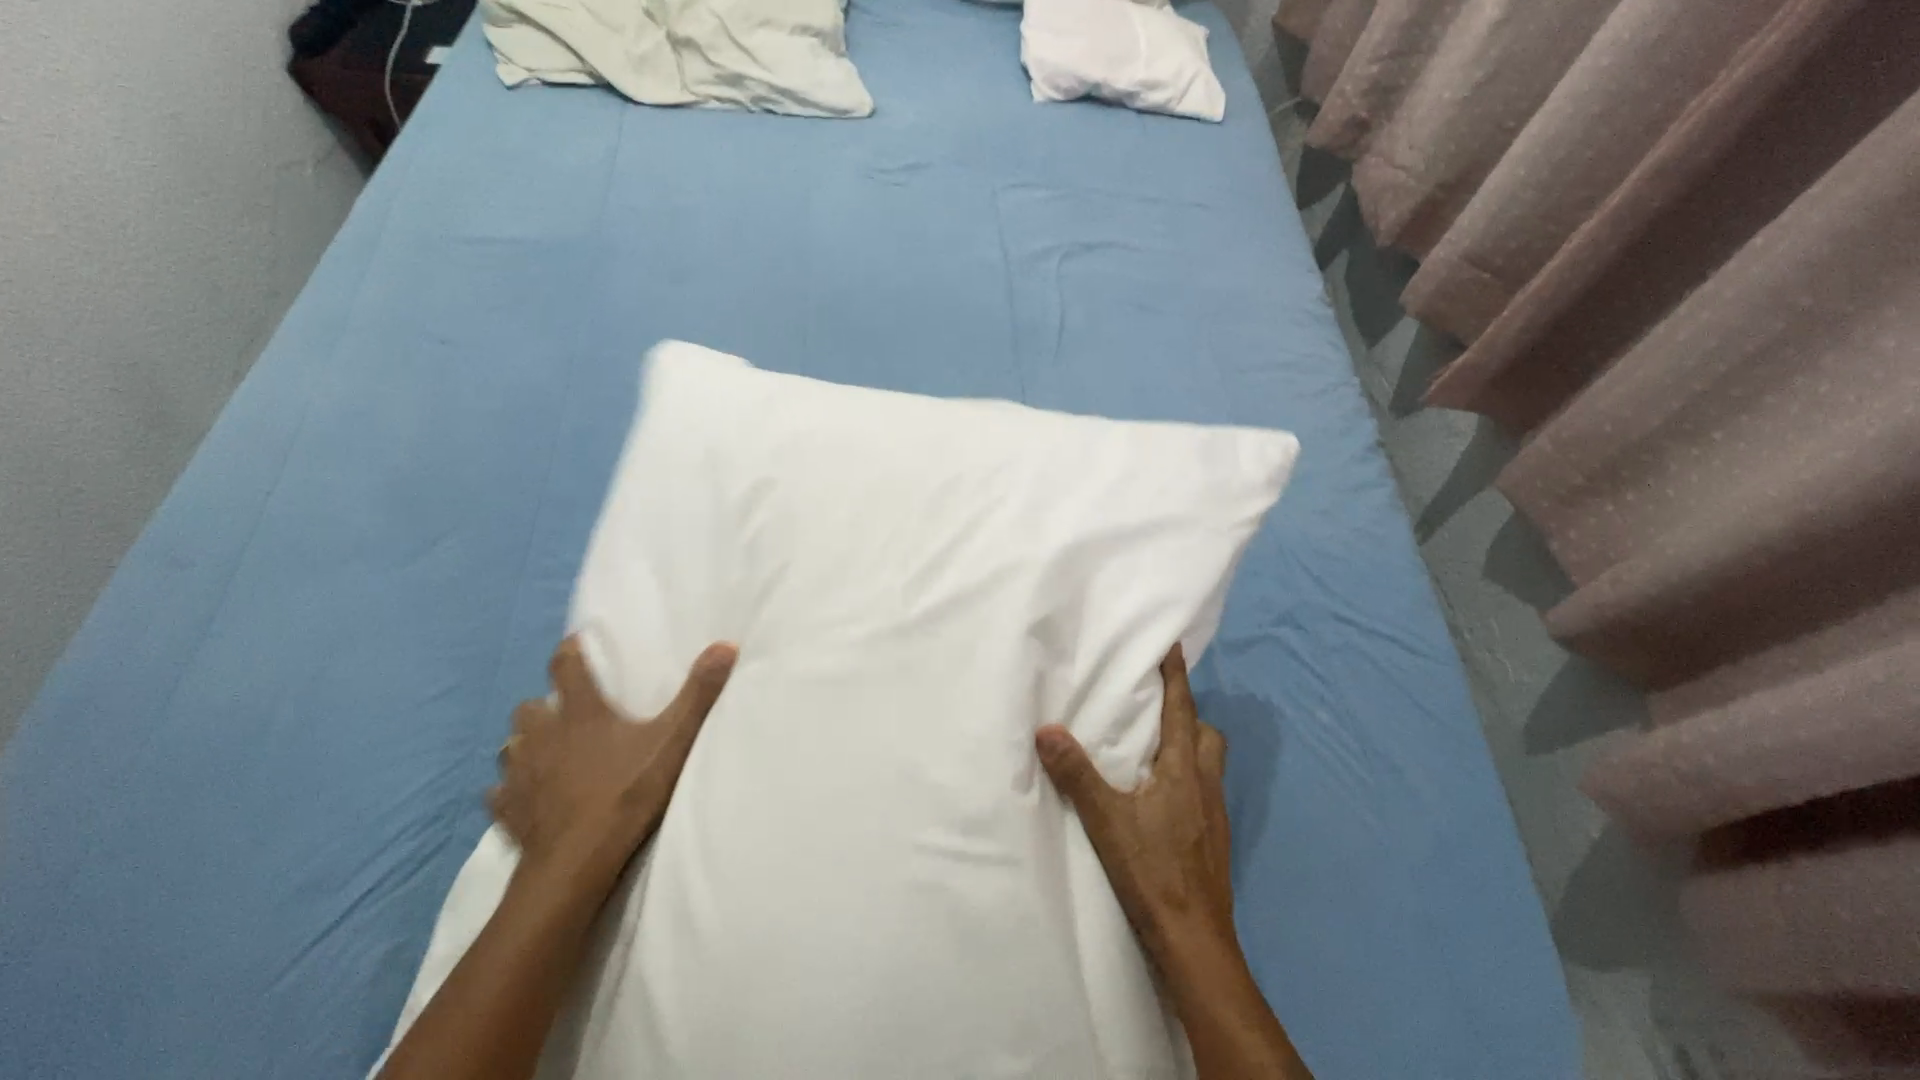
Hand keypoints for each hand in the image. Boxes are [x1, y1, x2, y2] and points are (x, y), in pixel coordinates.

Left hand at [492, 637, 736, 888]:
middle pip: (530, 706)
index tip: (577, 644)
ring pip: (510, 746)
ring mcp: (518, 772)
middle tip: (567, 714)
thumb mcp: (673, 742)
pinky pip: (500, 791)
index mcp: (580, 712)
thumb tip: (725, 645)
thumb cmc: (626, 794)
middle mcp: (541, 733)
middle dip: (545, 706)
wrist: (577, 861)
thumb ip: (698, 695)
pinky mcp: (506, 808)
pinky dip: (511, 789)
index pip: (566, 665)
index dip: (571, 651)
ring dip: (526, 744)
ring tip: (546, 753)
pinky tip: (525, 796)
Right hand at [1035, 643, 1231, 953]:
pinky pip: (1206, 791)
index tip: (1173, 647)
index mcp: (1182, 771)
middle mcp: (1205, 785)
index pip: (1182, 710)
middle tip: (1159, 706)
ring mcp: (1215, 814)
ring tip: (1158, 749)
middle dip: (1189, 713)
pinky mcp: (1214, 840)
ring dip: (1191, 746)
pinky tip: (1163, 801)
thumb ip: (1077, 775)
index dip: (1177, 677)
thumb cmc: (1152, 872)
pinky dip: (1188, 780)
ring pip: (1210, 764)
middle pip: (1206, 735)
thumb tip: (1047, 730)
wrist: (1194, 938)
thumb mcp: (1106, 821)